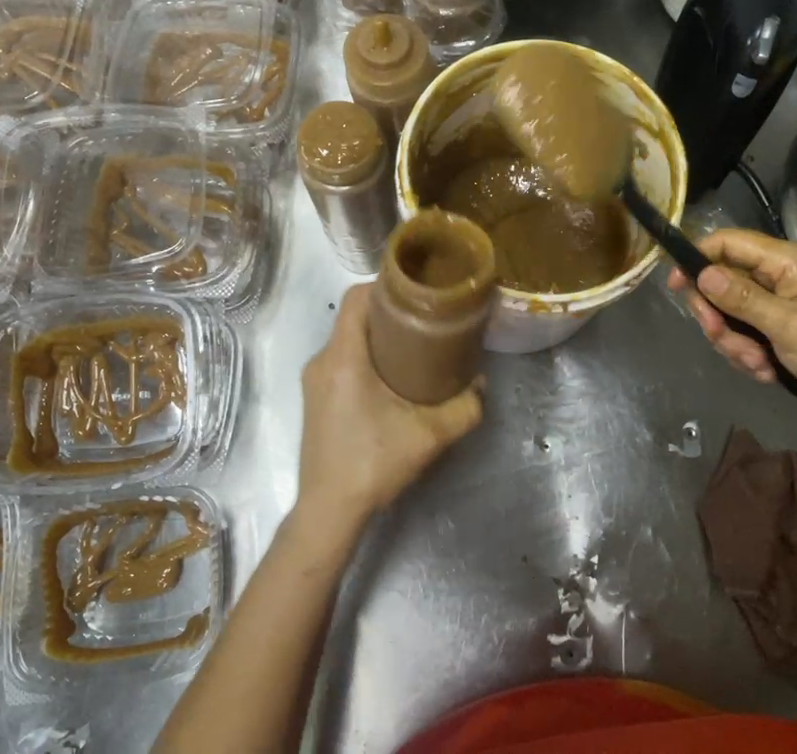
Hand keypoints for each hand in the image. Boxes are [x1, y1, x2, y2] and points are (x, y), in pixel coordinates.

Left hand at [297, 284, 483, 526]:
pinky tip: (396, 375)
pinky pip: (343, 360)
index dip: (386, 285)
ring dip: (380, 336)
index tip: (420, 291)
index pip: (356, 297)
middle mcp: (322, 361)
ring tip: (418, 344)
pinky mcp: (316, 398)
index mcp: (343, 357)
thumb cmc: (373, 465)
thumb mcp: (429, 436)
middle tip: (429, 316)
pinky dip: (368, 356)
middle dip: (391, 311)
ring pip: (349, 339)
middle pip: (354, 316)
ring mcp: (315, 381)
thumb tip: (480, 383)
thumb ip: (464, 408)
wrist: (329, 511)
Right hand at [665, 230, 796, 405]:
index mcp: (786, 262)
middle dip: (717, 316)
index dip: (697, 258)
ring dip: (734, 341)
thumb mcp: (789, 327)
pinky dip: (747, 353)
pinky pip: (742, 332)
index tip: (675, 286)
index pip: (729, 242)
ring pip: (728, 312)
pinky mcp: (775, 326)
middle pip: (721, 281)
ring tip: (758, 364)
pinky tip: (767, 370)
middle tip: (721, 338)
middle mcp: (778, 275)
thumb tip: (702, 273)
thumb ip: (743, 300)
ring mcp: (776, 302)